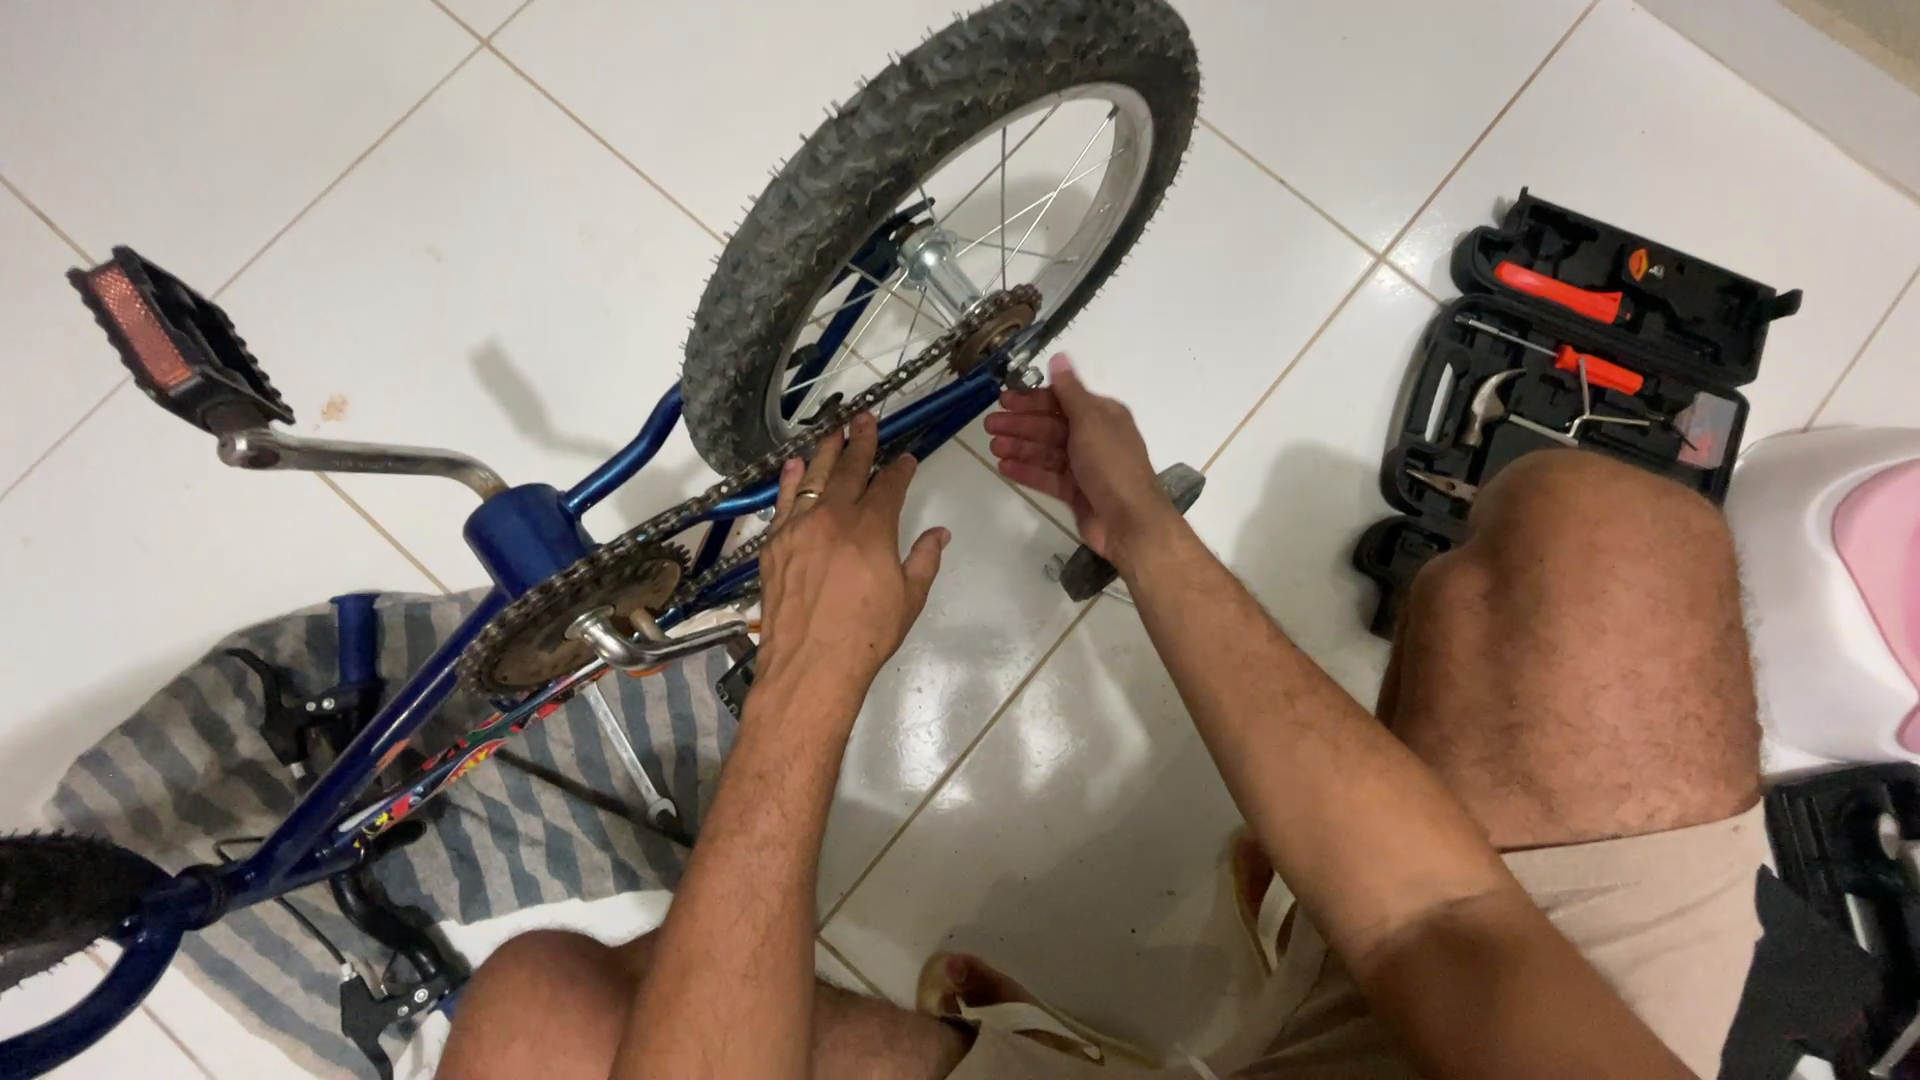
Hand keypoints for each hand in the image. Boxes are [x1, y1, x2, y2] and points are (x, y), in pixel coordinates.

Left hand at [755, 413, 948, 713]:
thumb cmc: (867, 635)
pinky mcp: (775, 545)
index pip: (889, 485)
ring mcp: (800, 528)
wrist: (811, 665)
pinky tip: (796, 465)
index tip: (906, 458)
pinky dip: (791, 481)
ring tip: (833, 429)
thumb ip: (924, 559)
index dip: (900, 468)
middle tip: (865, 419)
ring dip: (826, 451)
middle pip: (850, 469)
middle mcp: (835, 518)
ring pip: (815, 478)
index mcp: (872, 528)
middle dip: (861, 442)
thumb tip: (939, 534)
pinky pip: (784, 502)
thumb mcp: (909, 598)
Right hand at [984, 353, 1173, 565]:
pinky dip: (1027, 471)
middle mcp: (1094, 437)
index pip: (1061, 401)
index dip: (1032, 400)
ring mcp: (1084, 467)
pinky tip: (1004, 467)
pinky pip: (1047, 477)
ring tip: (993, 447)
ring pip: (1046, 452)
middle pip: (1051, 426)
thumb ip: (1070, 391)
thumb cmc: (1112, 465)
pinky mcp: (1075, 492)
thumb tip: (1060, 357)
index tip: (1003, 400)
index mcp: (1102, 415)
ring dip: (1020, 447)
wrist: (1130, 521)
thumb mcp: (1090, 420)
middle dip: (1020, 424)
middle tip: (990, 425)